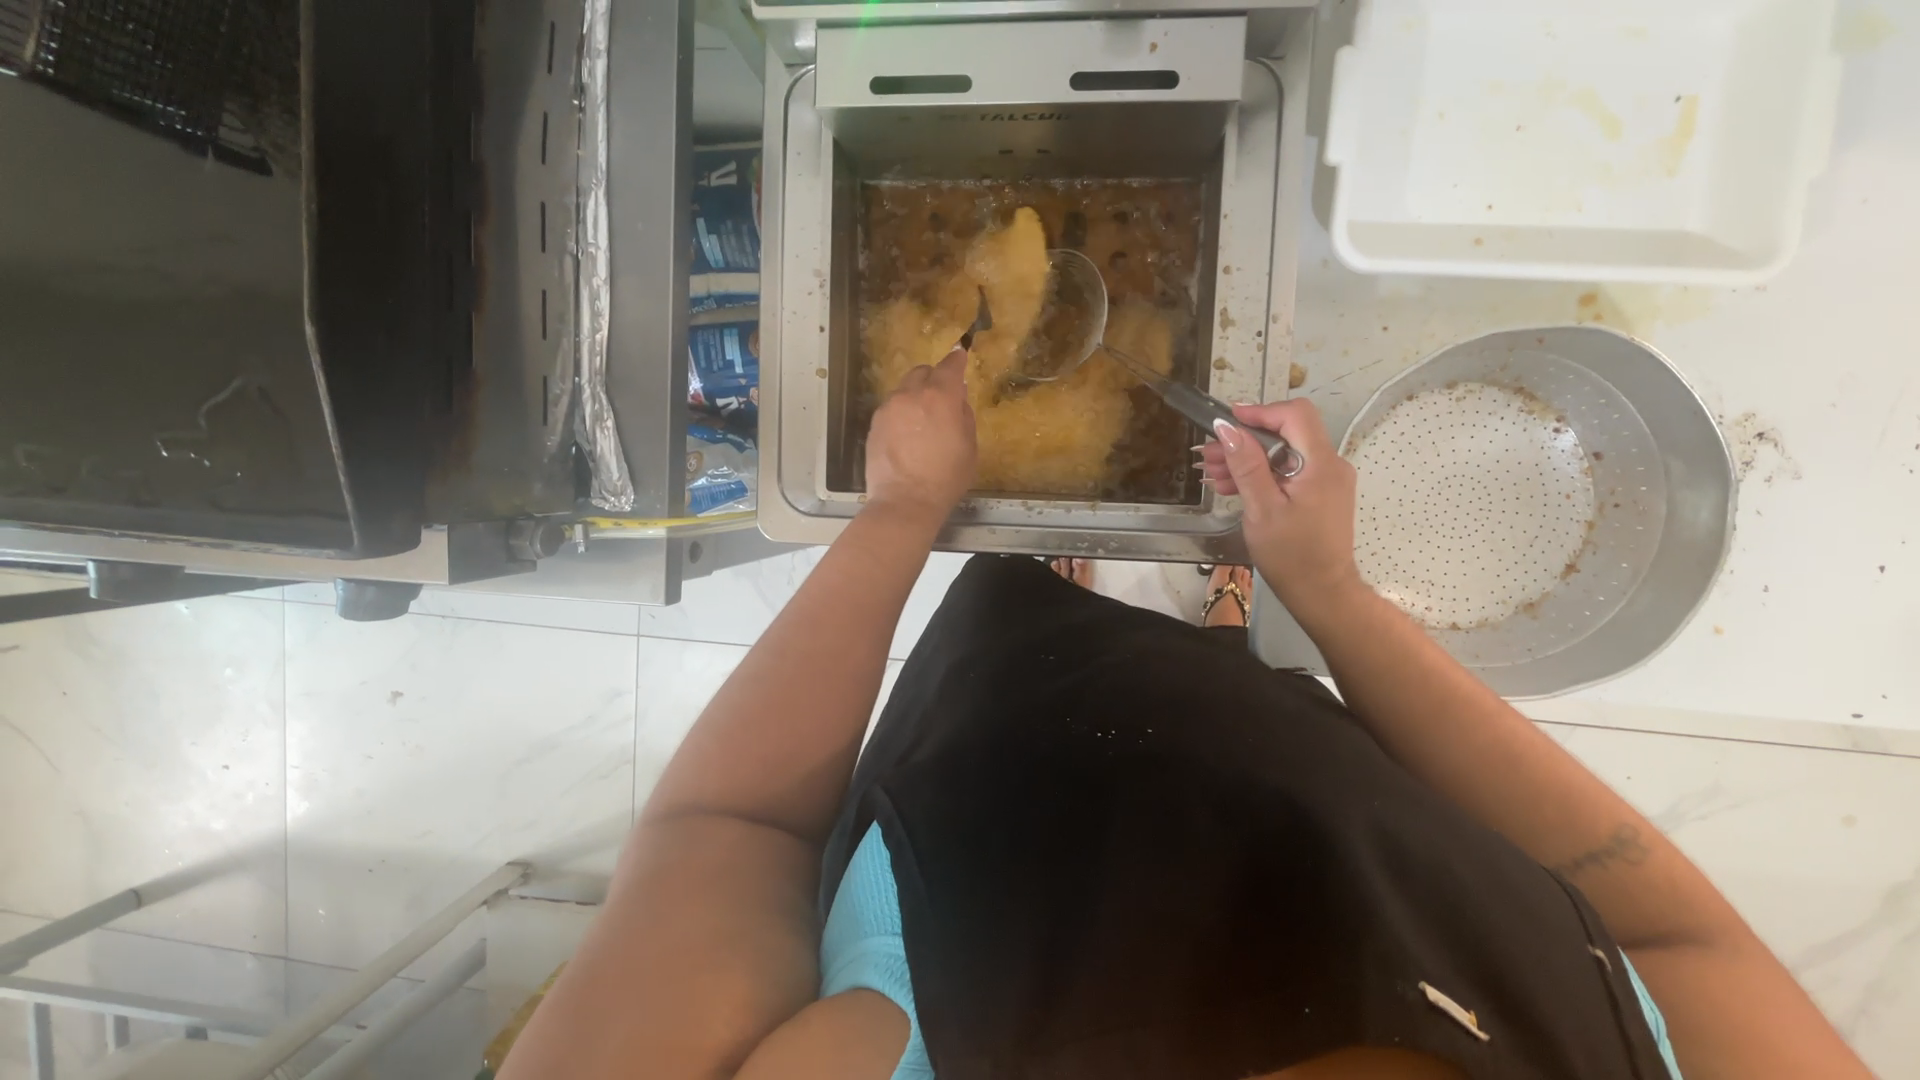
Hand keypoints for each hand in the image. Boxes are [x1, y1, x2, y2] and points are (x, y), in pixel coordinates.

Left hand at [864, 347, 977, 523]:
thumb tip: (957, 399)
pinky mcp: (874, 424)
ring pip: (904, 390)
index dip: (957, 360)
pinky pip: (891, 409)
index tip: (960, 355)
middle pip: (922, 372)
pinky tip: (906, 436)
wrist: (905, 501)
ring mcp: (889, 408)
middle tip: (941, 397)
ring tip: (922, 422)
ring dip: (915, 397)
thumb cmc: (946, 478)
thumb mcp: (969, 446)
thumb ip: (963, 415)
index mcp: (940, 396)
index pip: (950, 366)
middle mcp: (911, 395)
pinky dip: (901, 414)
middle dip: (933, 379)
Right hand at [1199, 399, 1364, 617]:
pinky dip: (1261, 475)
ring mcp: (1326, 480)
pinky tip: (1231, 486)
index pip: (1295, 415)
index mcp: (1321, 464)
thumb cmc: (1291, 555)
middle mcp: (1330, 465)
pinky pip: (1288, 472)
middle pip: (1287, 434)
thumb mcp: (1262, 509)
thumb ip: (1246, 465)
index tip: (1227, 421)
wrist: (1321, 592)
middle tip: (1208, 455)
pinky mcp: (1320, 494)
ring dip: (1248, 459)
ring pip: (1284, 454)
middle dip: (1245, 440)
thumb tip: (1227, 428)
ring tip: (1211, 474)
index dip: (1260, 412)